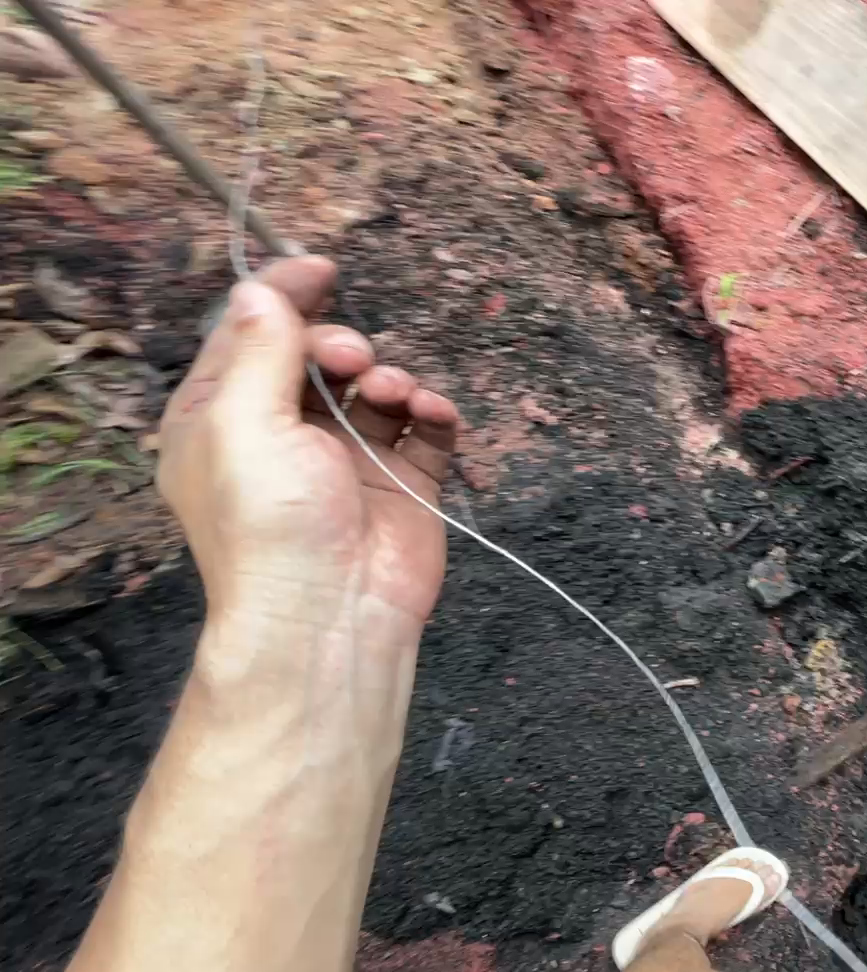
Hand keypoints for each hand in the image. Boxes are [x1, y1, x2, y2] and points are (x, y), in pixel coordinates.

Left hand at [159, 257, 459, 633]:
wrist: (336, 606)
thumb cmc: (272, 518)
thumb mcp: (246, 426)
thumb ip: (261, 355)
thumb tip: (263, 292)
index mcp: (228, 416)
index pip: (253, 337)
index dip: (285, 297)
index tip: (324, 267)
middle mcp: (291, 432)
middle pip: (324, 360)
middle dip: (346, 347)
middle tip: (356, 359)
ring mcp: (355, 457)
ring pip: (382, 392)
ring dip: (396, 380)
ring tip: (400, 395)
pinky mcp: (408, 481)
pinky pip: (428, 431)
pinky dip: (436, 415)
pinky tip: (436, 415)